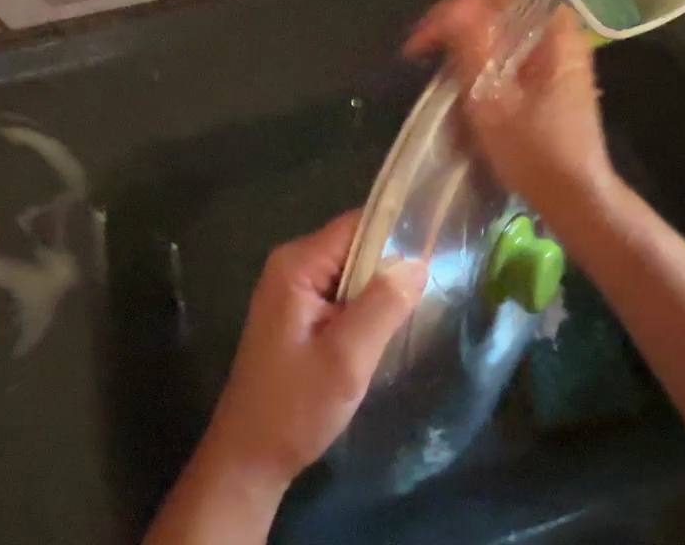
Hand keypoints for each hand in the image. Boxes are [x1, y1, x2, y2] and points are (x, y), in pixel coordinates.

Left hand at [199, 211, 427, 491]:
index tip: (435, 252)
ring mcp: (291, 289)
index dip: (396, 234)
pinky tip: (380, 332)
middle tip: (427, 294)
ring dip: (378, 291)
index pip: (357, 225)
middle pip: (355, 245)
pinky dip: (363, 307)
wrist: (249, 459)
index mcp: (297, 265)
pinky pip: (340, 292)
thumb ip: (382, 306)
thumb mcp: (346, 360)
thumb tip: (417, 261)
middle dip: (389, 267)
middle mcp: (291, 266)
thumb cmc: (295, 408)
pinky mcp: (296, 313)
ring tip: (410, 314)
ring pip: (351, 271)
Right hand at [405, 0, 616, 220]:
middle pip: (501, 6)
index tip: (426, 37)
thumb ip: (472, 47)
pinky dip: (485, 56)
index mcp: (555, 31)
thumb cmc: (534, 151)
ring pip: (505, 28)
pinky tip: (466, 78)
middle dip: (458, 22)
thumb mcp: (493, 99)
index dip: (454, 8)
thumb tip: (450, 9)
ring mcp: (560, 55)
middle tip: (426, 47)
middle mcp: (562, 34)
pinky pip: (513, 49)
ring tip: (439, 60)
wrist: (575, 197)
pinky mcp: (554, 76)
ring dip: (469, 39)